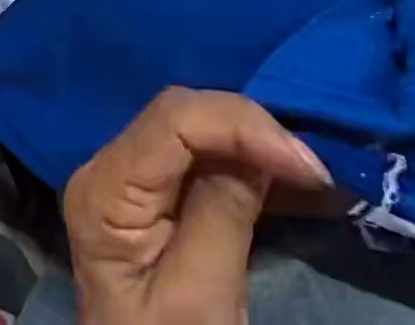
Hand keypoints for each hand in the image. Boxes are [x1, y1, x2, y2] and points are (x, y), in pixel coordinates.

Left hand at [62, 87, 333, 324]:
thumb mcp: (199, 299)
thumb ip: (224, 212)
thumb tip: (263, 146)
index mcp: (104, 190)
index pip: (173, 119)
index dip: (241, 124)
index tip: (303, 164)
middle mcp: (109, 164)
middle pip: (184, 114)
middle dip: (250, 129)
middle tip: (310, 169)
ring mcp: (131, 171)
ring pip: (197, 122)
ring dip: (253, 138)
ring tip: (303, 170)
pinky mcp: (156, 185)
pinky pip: (203, 147)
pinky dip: (245, 153)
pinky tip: (279, 170)